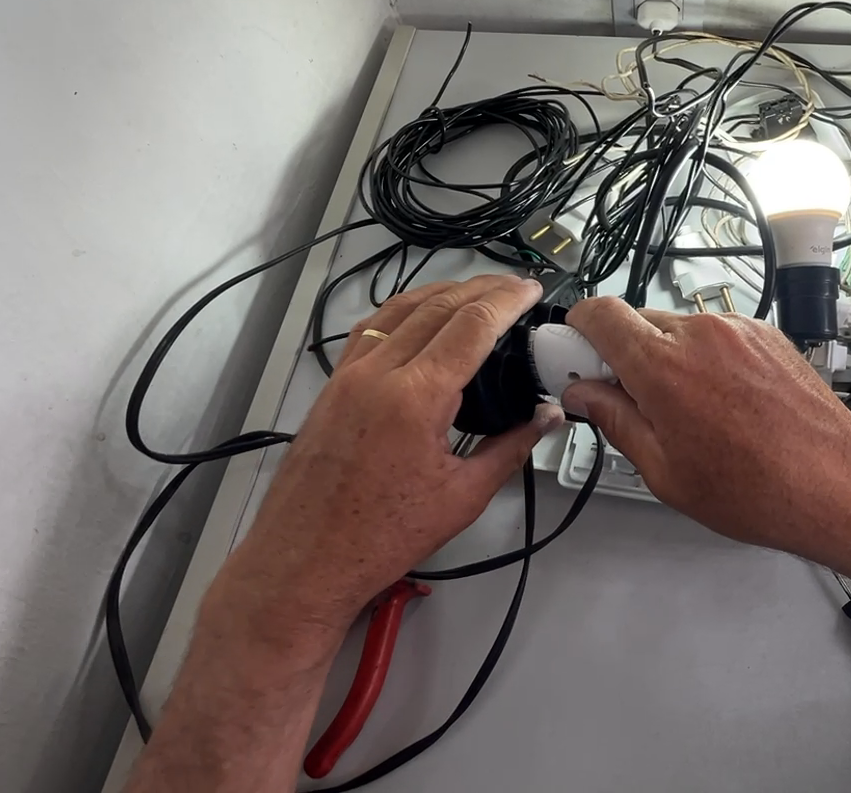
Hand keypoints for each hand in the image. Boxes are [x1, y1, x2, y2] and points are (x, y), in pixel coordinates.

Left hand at [218, 275, 562, 633]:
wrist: (302, 564)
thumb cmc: (382, 537)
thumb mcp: (463, 496)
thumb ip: (512, 447)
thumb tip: (548, 417)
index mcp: (416, 398)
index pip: (472, 325)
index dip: (508, 300)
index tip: (532, 289)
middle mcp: (378, 373)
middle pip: (439, 305)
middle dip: (483, 288)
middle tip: (516, 285)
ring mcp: (349, 375)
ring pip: (401, 308)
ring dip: (444, 291)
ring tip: (478, 290)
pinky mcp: (332, 386)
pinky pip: (372, 328)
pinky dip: (405, 310)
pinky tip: (421, 314)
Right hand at [561, 299, 850, 563]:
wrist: (835, 480)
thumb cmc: (750, 489)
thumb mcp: (664, 470)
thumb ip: (615, 420)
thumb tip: (582, 392)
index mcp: (663, 366)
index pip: (602, 314)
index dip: (580, 325)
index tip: (577, 349)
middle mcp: (699, 332)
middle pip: (640, 321)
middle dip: (626, 352)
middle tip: (634, 397)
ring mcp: (738, 328)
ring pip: (681, 328)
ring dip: (670, 355)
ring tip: (694, 408)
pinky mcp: (767, 332)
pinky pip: (718, 334)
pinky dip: (708, 355)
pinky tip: (728, 399)